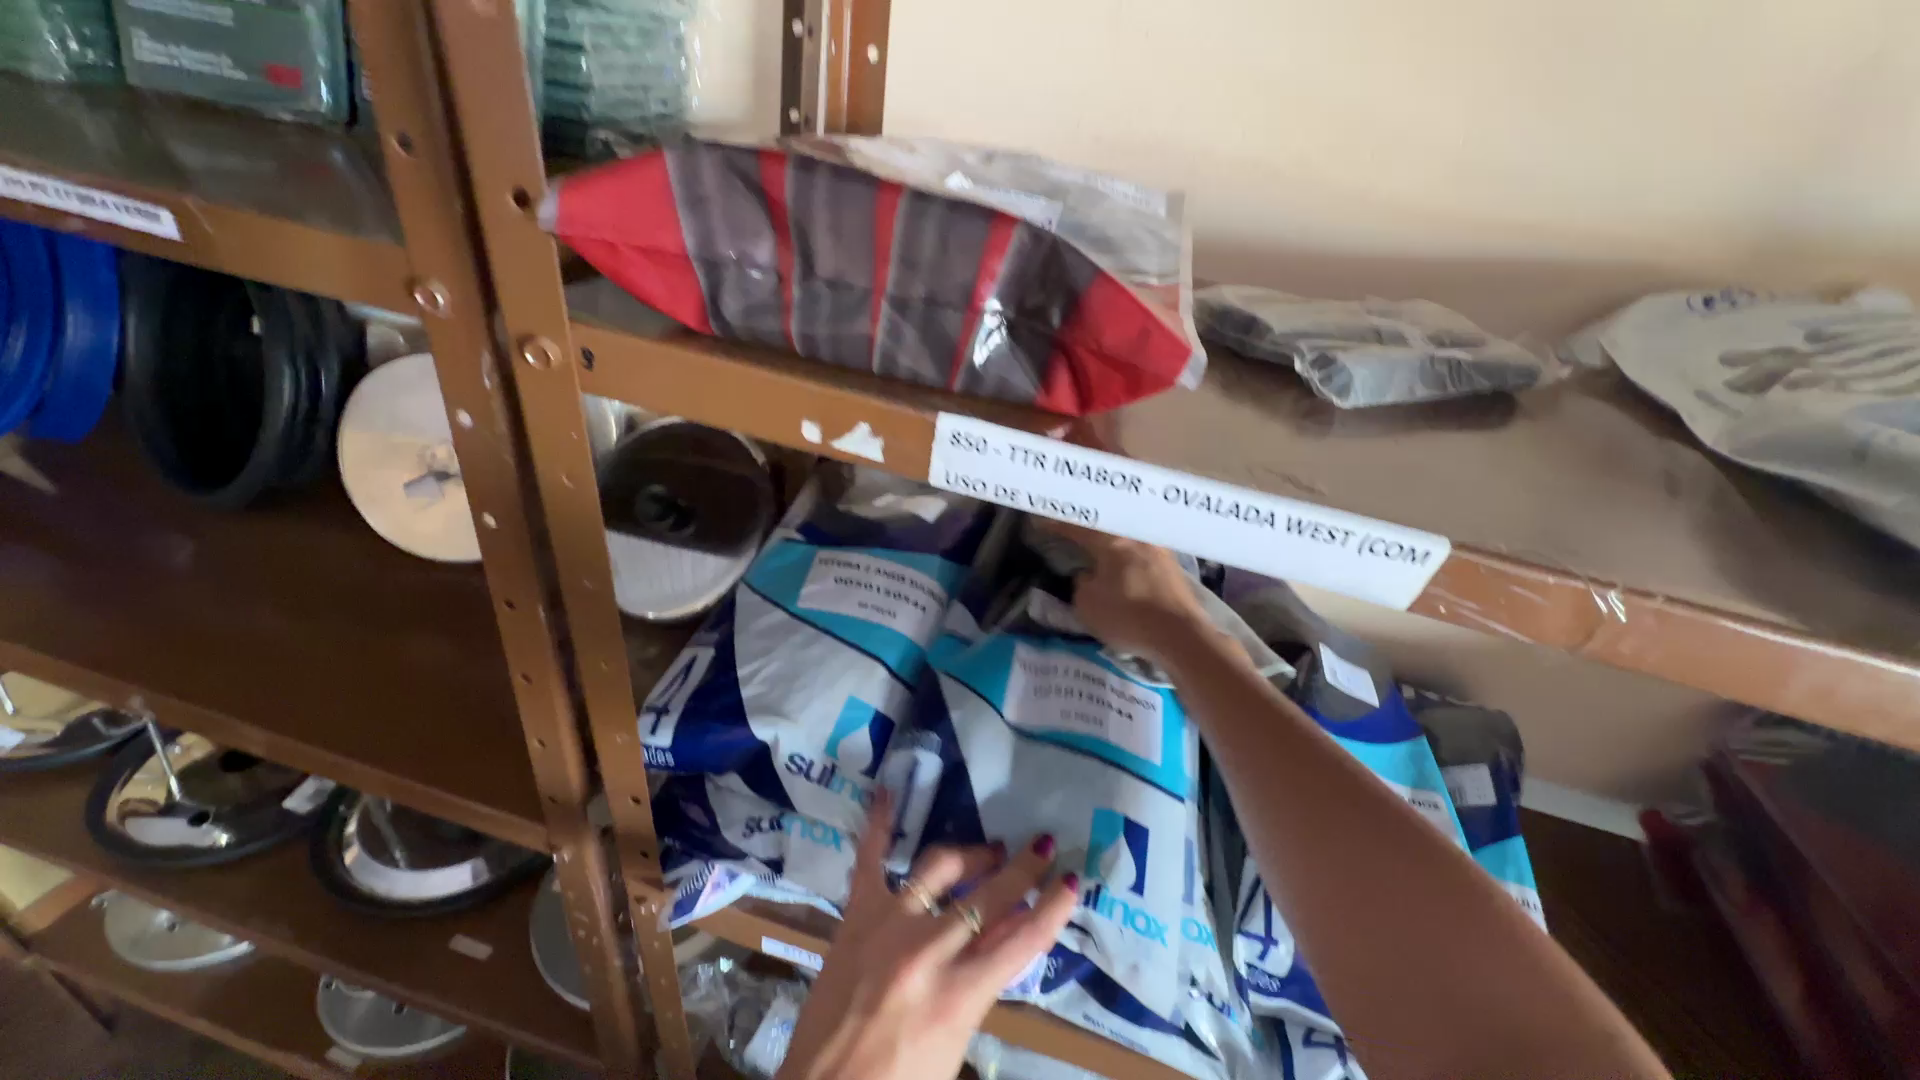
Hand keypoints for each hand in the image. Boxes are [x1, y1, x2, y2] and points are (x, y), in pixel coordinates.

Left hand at [775, 795, 1078, 1079]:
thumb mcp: (956, 1038)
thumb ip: (981, 983)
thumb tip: (1008, 931)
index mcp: (958, 995)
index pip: (1021, 940)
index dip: (1052, 908)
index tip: (1072, 880)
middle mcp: (928, 950)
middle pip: (989, 896)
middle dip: (1024, 867)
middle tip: (1043, 845)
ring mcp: (888, 925)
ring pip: (940, 868)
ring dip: (971, 853)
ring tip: (989, 850)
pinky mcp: (855, 915)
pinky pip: (869, 859)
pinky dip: (880, 824)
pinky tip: (888, 791)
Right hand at [1037, 521, 1215, 667]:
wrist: (1182, 636)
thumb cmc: (1129, 617)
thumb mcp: (1087, 605)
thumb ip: (1081, 584)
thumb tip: (1088, 575)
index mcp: (1114, 543)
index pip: (1079, 528)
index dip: (1058, 526)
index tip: (1042, 523)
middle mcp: (1138, 539)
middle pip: (1109, 528)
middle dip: (1091, 530)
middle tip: (1076, 532)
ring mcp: (1160, 552)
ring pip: (1129, 540)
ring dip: (1114, 544)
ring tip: (1101, 550)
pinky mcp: (1174, 570)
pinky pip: (1143, 555)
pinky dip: (1130, 559)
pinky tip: (1126, 568)